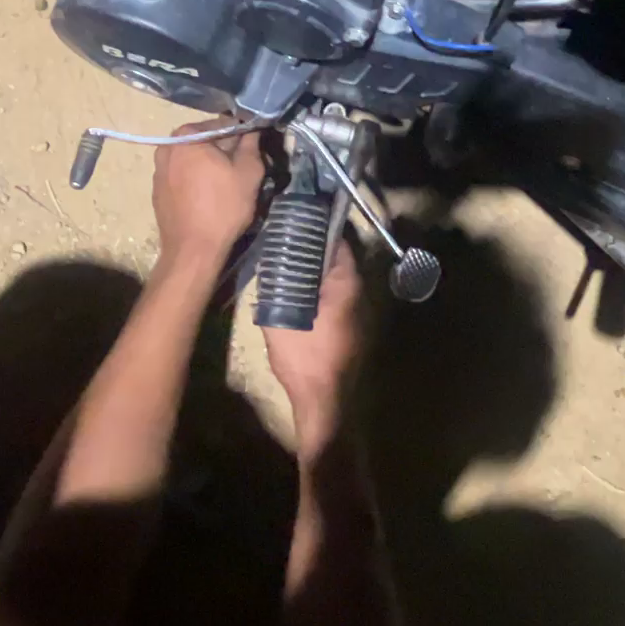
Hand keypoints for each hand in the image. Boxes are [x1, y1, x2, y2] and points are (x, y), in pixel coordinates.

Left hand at [152, 118, 265, 265]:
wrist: (192, 251)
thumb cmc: (223, 207)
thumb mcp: (249, 172)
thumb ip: (252, 144)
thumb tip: (253, 129)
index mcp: (186, 135)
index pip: (224, 125)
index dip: (244, 137)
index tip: (255, 153)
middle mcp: (167, 147)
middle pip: (207, 142)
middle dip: (226, 153)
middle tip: (245, 172)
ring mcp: (158, 170)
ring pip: (194, 160)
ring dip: (212, 167)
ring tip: (229, 187)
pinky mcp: (158, 191)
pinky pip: (183, 177)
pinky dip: (197, 182)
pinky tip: (210, 199)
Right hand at [265, 241, 362, 450]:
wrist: (323, 404)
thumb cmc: (304, 358)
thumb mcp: (280, 316)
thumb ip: (275, 285)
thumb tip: (267, 259)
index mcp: (346, 284)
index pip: (336, 242)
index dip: (314, 229)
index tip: (291, 221)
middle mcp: (356, 293)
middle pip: (333, 259)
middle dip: (310, 250)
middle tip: (280, 241)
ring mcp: (354, 312)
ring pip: (331, 280)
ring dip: (311, 272)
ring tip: (281, 264)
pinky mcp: (347, 329)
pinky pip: (329, 298)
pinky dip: (314, 291)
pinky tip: (290, 294)